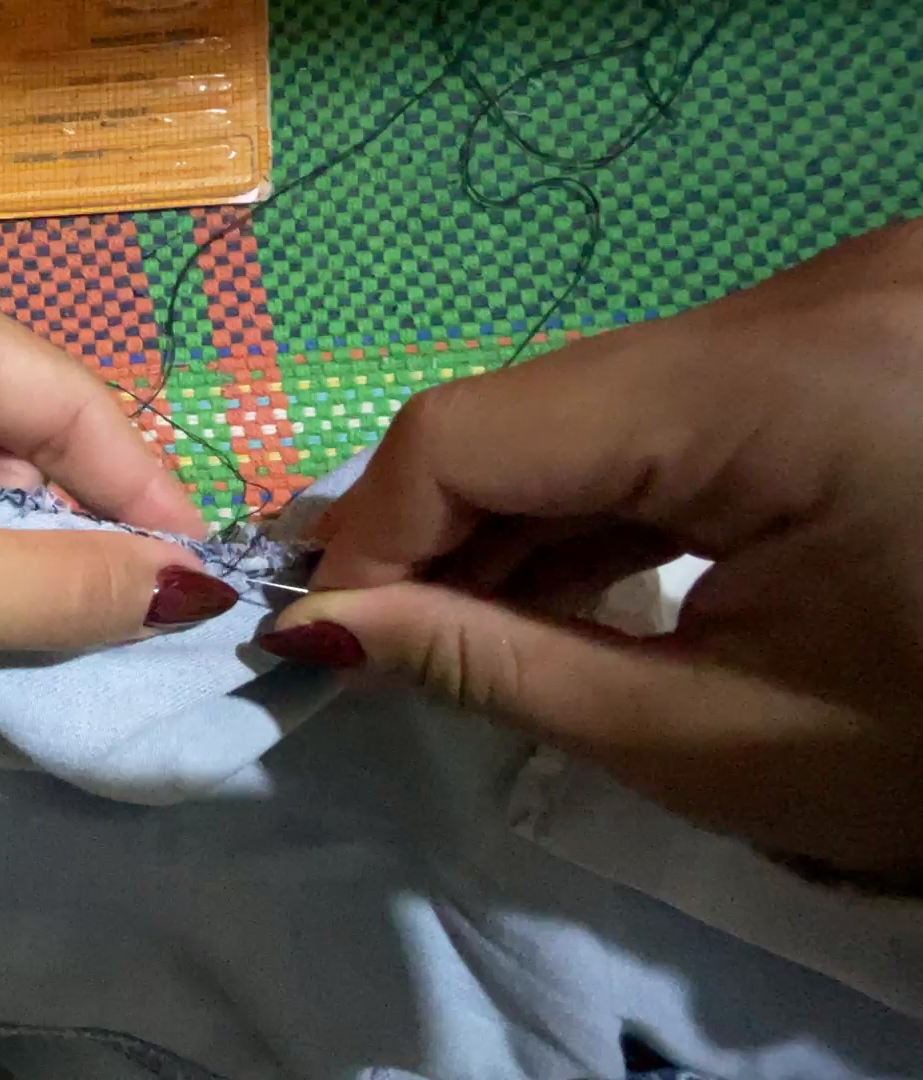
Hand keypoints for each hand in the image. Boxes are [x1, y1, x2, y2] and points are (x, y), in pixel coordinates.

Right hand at [264, 220, 922, 884]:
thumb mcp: (716, 741)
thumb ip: (488, 668)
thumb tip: (316, 633)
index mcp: (792, 384)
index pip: (468, 428)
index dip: (373, 529)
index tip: (338, 626)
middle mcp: (808, 298)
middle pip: (514, 410)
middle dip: (426, 531)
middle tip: (390, 630)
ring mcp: (831, 304)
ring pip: (565, 408)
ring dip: (495, 520)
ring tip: (471, 616)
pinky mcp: (838, 335)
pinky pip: (638, 410)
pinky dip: (574, 501)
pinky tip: (563, 575)